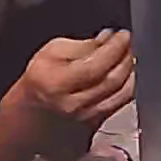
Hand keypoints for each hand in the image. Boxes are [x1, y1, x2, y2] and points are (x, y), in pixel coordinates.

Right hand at [9, 29, 134, 123]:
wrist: (29, 114)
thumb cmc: (39, 81)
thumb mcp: (50, 53)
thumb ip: (82, 45)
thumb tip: (108, 38)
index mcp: (57, 84)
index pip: (96, 65)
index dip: (115, 48)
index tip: (123, 35)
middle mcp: (73, 104)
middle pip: (113, 79)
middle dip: (125, 57)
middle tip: (128, 44)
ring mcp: (86, 118)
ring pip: (122, 94)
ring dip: (131, 72)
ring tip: (128, 57)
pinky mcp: (97, 125)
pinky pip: (122, 104)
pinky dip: (128, 86)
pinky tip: (126, 74)